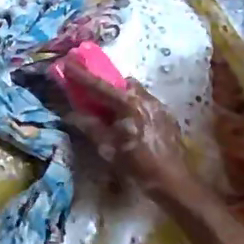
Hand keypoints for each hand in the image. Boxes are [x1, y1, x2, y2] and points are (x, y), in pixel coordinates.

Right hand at [65, 66, 194, 201]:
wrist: (174, 182)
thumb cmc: (138, 165)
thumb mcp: (108, 148)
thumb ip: (90, 126)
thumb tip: (72, 114)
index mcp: (128, 104)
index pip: (99, 85)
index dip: (81, 74)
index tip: (68, 62)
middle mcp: (145, 99)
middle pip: (121, 83)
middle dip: (105, 85)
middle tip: (93, 93)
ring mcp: (159, 106)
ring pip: (135, 92)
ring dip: (121, 95)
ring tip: (112, 110)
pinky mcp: (167, 115)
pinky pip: (146, 102)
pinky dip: (133, 105)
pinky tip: (130, 122)